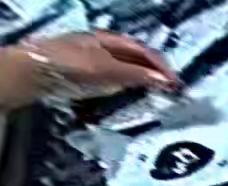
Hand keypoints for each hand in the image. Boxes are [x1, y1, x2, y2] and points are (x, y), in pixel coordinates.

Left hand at [20, 32, 179, 98]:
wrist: (40, 73)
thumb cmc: (73, 65)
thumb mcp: (107, 68)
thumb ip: (137, 74)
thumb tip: (167, 82)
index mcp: (105, 40)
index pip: (141, 49)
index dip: (161, 64)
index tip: (177, 82)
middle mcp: (105, 48)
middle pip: (139, 58)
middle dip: (158, 72)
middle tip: (176, 89)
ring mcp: (102, 61)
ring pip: (135, 68)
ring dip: (152, 79)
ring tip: (166, 92)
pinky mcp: (100, 75)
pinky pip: (128, 78)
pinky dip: (142, 84)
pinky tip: (149, 92)